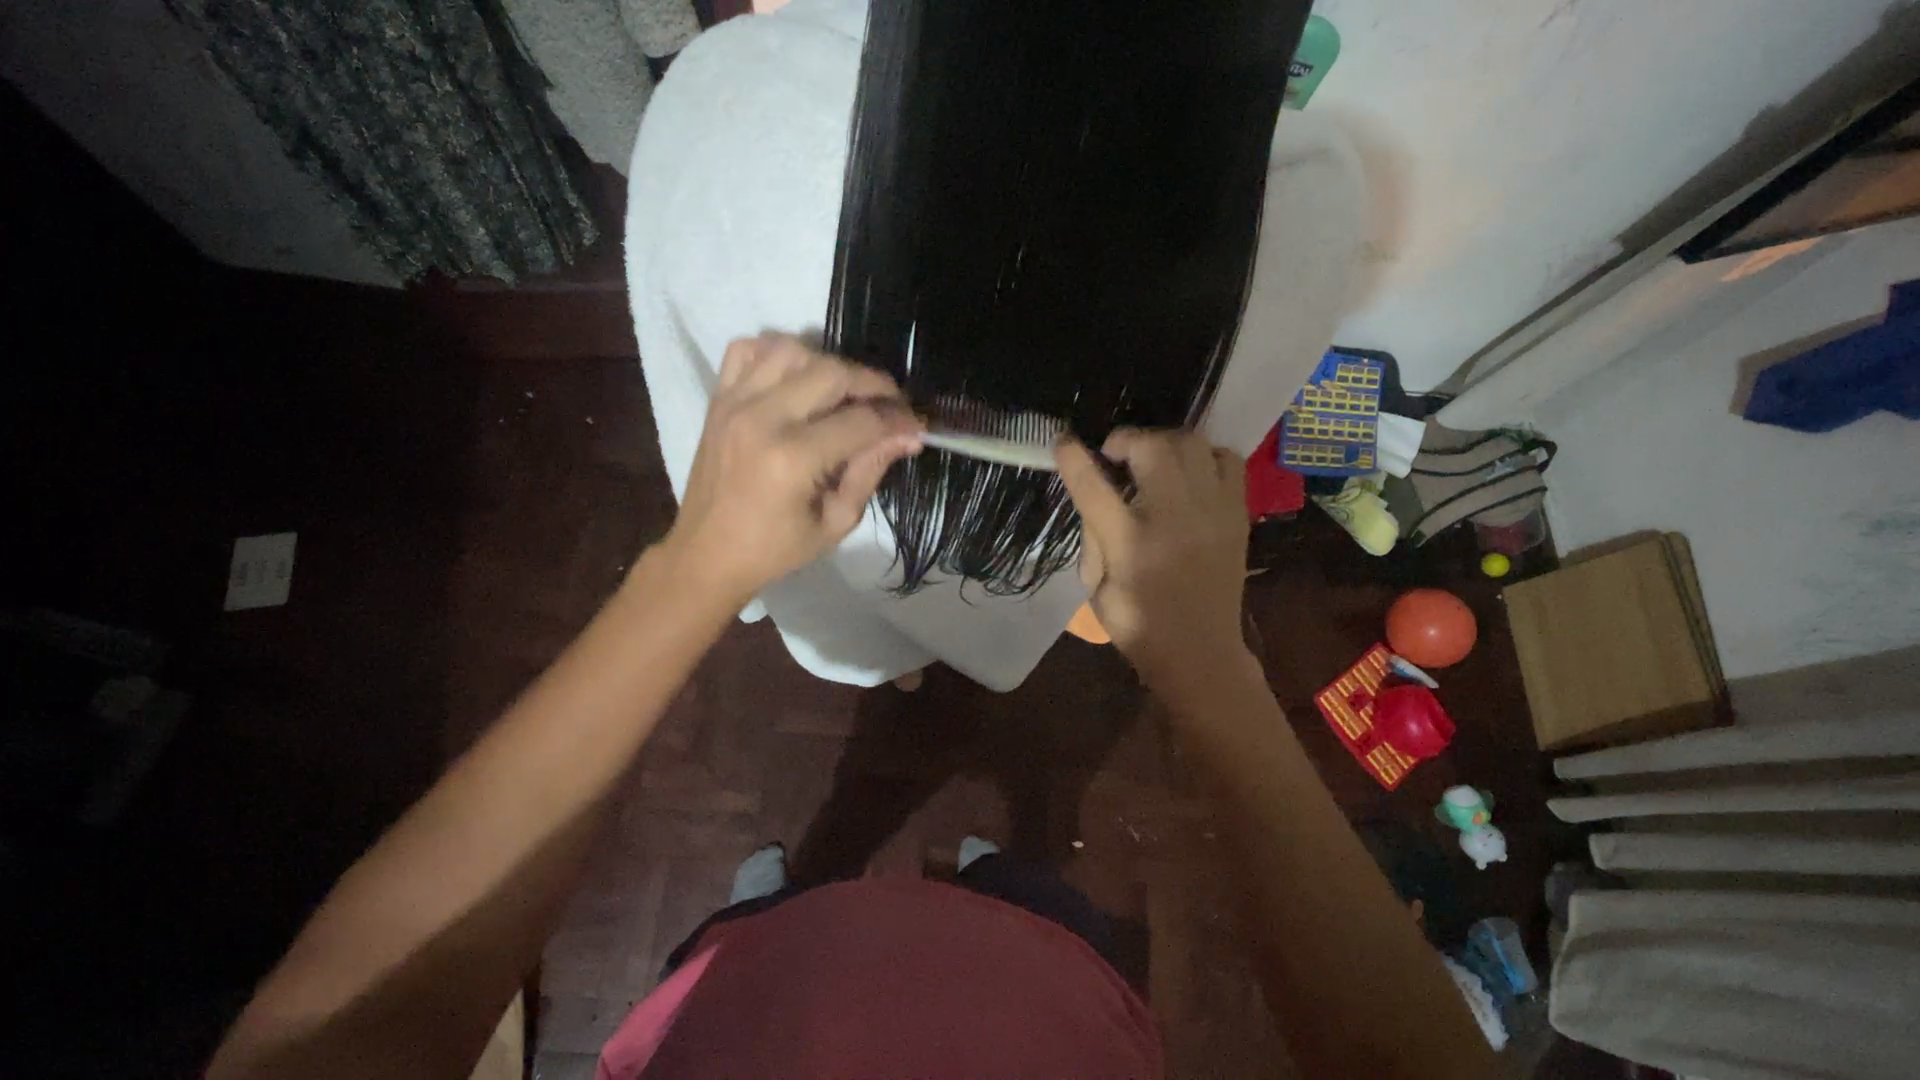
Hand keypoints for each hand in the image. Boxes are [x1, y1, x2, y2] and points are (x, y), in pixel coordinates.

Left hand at [657, 334, 922, 601]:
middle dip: (872, 384)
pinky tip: (795, 378)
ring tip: (843, 392)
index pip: (861, 421)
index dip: (898, 420)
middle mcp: (762, 419)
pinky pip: (748, 350)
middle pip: (832, 372)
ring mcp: (734, 403)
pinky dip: (777, 353)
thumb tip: (906, 434)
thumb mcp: (835, 522)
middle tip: (890, 404)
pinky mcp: (718, 399)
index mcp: (792, 459)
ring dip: (828, 364)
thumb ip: (871, 471)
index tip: (916, 426)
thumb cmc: (774, 549)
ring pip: (792, 350)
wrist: (706, 555)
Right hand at [1055, 430, 1248, 680]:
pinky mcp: (1237, 515)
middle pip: (1153, 448)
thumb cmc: (1138, 624)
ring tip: (1152, 459)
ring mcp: (1213, 513)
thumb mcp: (1096, 587)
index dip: (1074, 457)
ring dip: (1165, 442)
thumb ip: (1094, 535)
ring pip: (1193, 444)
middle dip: (1127, 440)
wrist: (1200, 653)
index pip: (1094, 486)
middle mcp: (1174, 519)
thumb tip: (1097, 491)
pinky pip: (1227, 460)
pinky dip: (1204, 455)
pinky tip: (1189, 472)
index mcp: (1130, 544)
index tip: (1063, 440)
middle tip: (1115, 454)